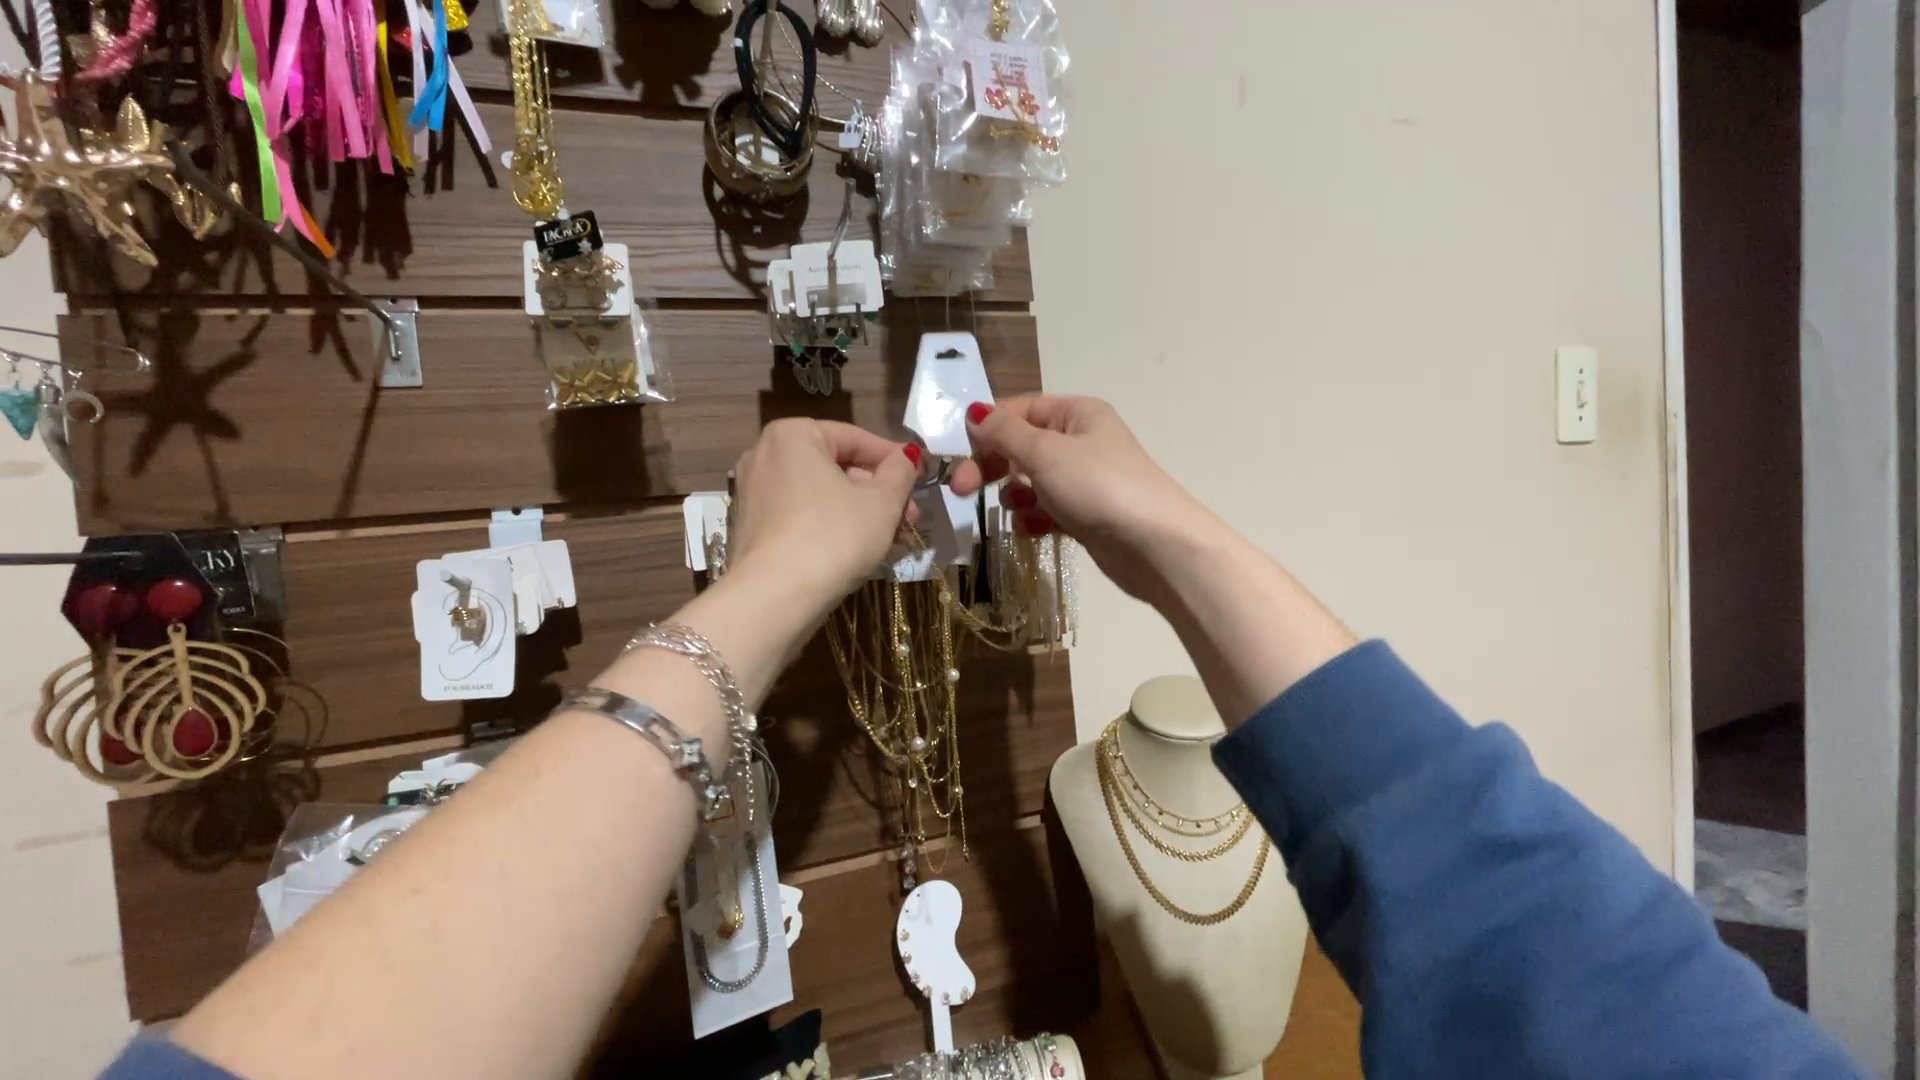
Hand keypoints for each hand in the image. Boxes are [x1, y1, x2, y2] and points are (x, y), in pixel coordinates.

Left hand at [727, 419, 919, 616]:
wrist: (775, 597)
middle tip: (909, 516)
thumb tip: (907, 457)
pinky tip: (856, 547)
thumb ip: (900, 472)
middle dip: (876, 490)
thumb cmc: (834, 537)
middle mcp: (764, 454)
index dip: (894, 459)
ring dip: (858, 509)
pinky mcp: (750, 526)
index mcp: (793, 435)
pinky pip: (800, 513)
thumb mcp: (882, 503)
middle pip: (836, 465)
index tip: (920, 477)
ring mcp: (752, 491)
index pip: (855, 438)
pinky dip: (829, 523)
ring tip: (890, 535)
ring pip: (819, 492)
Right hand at [949, 395, 1207, 602]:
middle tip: (960, 490)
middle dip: (991, 466)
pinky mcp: (1086, 515)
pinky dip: (1035, 517)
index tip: (957, 452)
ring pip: (1031, 481)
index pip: (1019, 410)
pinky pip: (1047, 509)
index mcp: (1076, 414)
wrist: (1154, 545)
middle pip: (1021, 446)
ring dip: (1015, 495)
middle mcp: (1081, 441)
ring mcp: (1084, 480)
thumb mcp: (1045, 452)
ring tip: (1015, 510)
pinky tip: (1032, 529)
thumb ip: (1004, 433)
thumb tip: (974, 413)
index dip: (987, 427)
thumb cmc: (1098, 486)